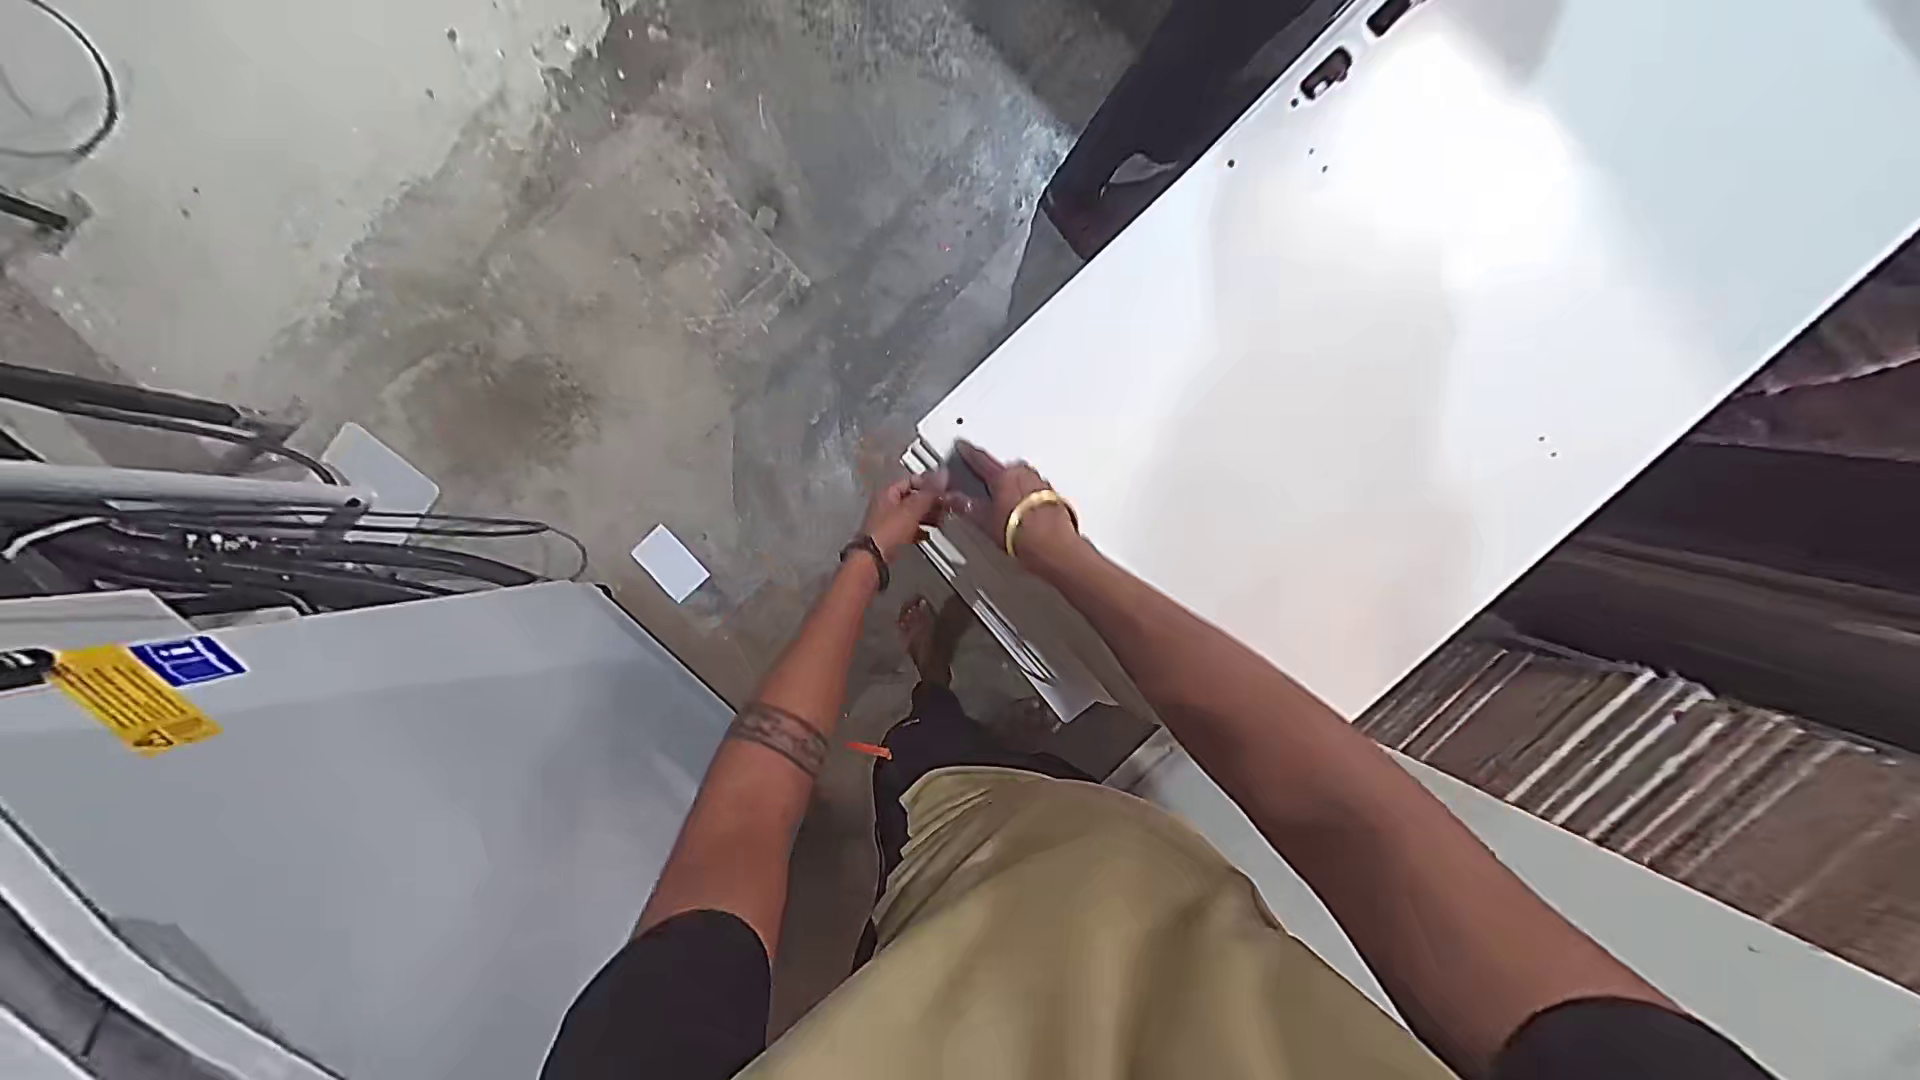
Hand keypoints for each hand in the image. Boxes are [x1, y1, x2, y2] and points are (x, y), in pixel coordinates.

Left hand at [860, 470, 953, 560]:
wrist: (875, 558)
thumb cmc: (889, 530)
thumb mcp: (913, 508)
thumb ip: (929, 492)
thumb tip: (942, 475)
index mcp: (889, 492)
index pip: (912, 480)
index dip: (928, 484)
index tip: (942, 491)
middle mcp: (887, 504)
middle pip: (913, 498)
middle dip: (930, 503)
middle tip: (943, 507)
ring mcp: (888, 521)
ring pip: (912, 514)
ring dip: (927, 517)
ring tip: (939, 521)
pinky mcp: (891, 537)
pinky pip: (909, 529)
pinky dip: (919, 531)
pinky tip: (927, 535)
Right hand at [952, 440, 1078, 561]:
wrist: (1053, 546)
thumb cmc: (1022, 531)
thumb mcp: (984, 520)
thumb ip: (965, 506)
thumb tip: (952, 499)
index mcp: (1004, 475)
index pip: (980, 459)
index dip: (968, 453)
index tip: (963, 446)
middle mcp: (1024, 474)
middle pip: (1004, 469)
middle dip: (994, 477)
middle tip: (985, 491)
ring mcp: (1040, 484)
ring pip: (1021, 480)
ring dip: (1012, 488)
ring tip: (1004, 510)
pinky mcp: (1053, 497)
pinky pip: (1035, 492)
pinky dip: (1027, 499)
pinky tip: (1023, 514)